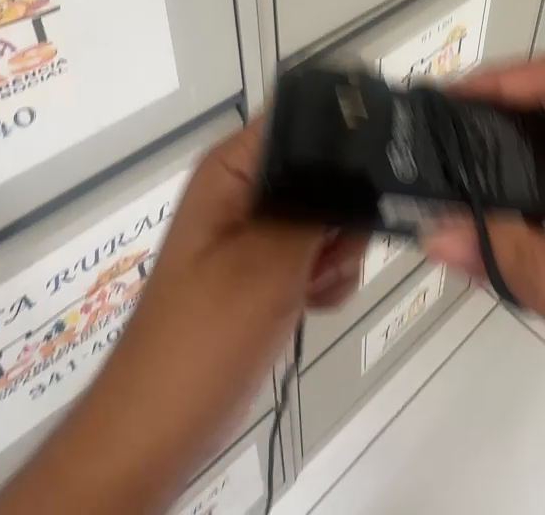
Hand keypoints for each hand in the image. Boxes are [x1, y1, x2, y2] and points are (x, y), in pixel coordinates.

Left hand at [0, 120, 365, 514]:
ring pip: (331, 215)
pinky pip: (321, 254)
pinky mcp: (268, 269)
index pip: (300, 117)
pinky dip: (327, 279)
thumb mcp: (269, 259)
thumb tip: (363, 158)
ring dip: (338, 253)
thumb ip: (319, 203)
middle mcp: (246, 189)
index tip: (377, 166)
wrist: (166, 427)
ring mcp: (258, 232)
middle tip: (328, 250)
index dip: (345, 129)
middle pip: (326, 168)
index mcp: (233, 168)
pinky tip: (311, 304)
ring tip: (313, 285)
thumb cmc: (207, 334)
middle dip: (343, 211)